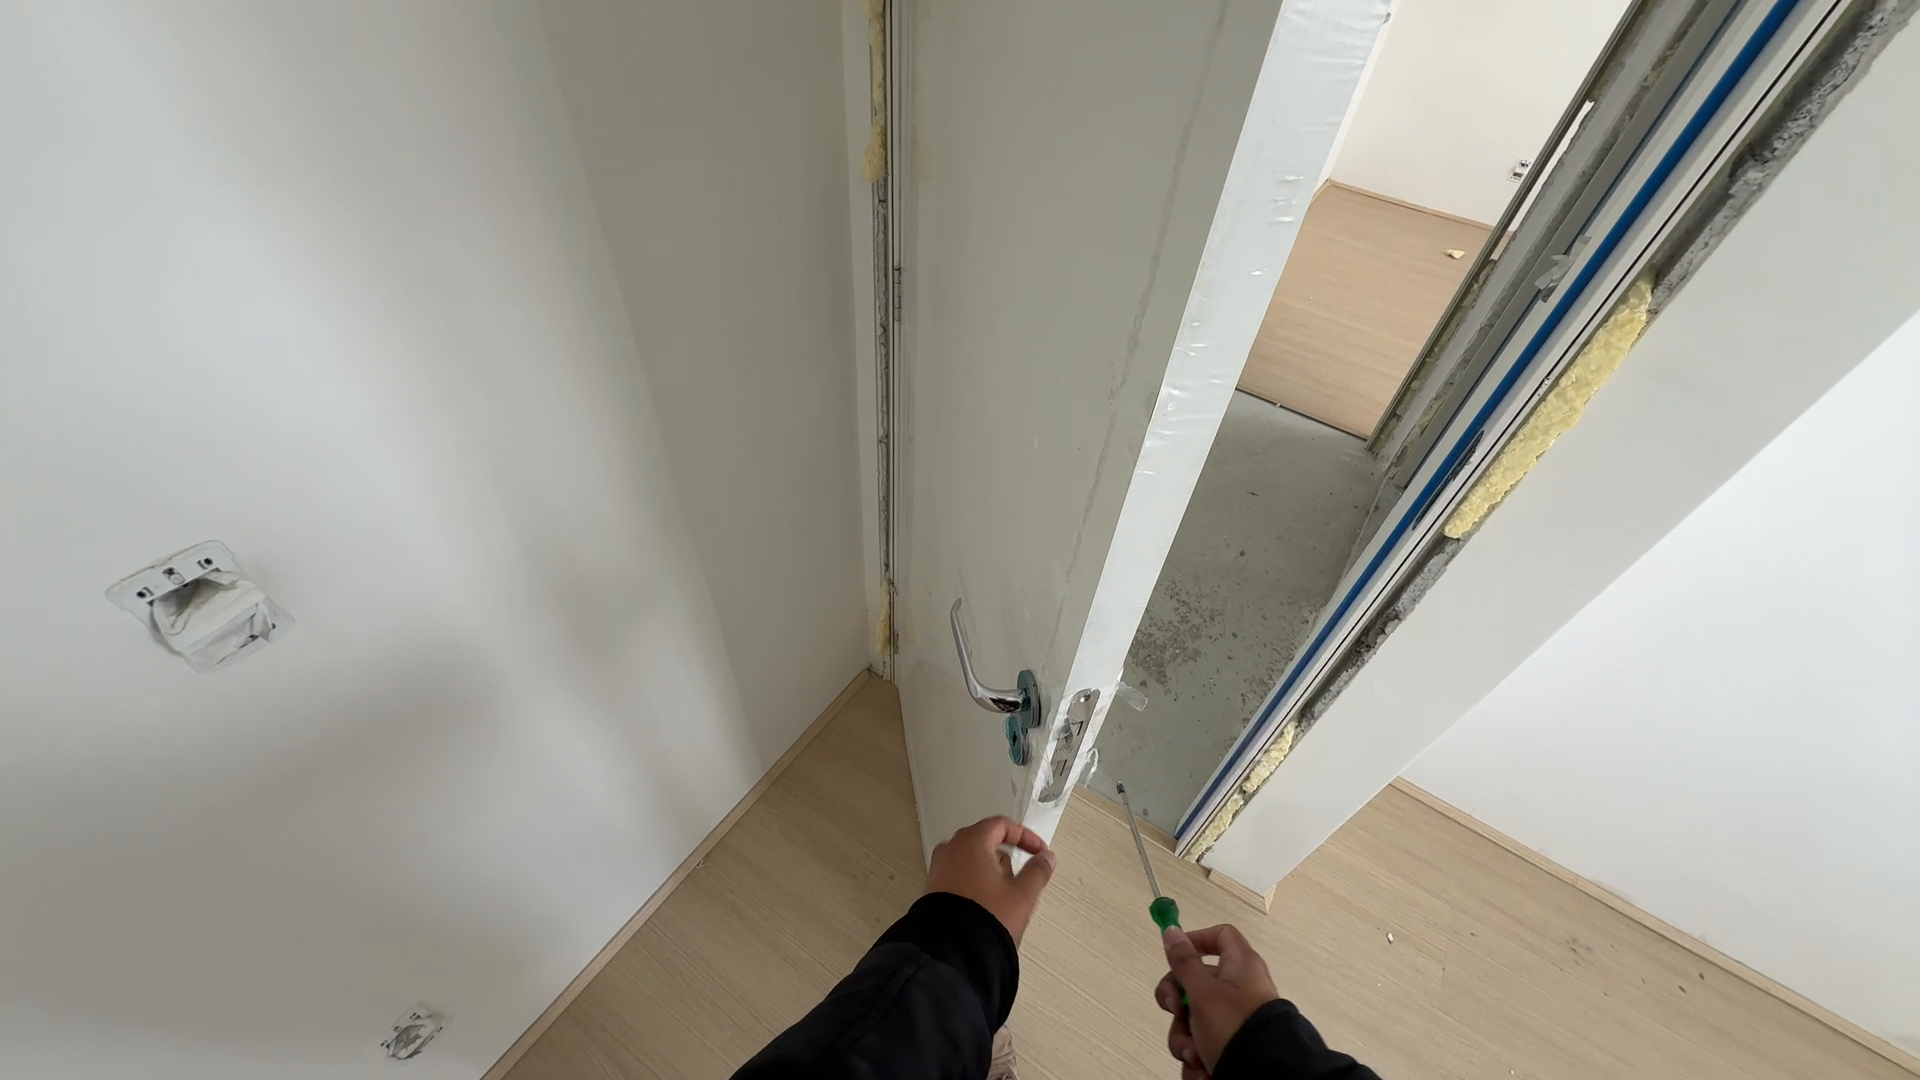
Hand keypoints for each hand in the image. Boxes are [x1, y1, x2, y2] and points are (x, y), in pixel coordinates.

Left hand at [925, 816, 1056, 943]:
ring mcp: (939, 868)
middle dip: (1007, 858)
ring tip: (1003, 899)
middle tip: (1020, 879)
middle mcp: (951, 849)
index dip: (1025, 837)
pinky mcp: (933, 889)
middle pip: (986, 841)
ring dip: (991, 873)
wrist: (953, 953)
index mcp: (972, 841)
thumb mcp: (1022, 894)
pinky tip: (985, 906)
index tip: (1038, 852)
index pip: (1002, 826)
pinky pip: (960, 876)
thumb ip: (1038, 871)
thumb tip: (1046, 858)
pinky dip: (975, 884)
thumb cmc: (985, 918)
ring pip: (973, 860)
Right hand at [1156, 924, 1279, 1074]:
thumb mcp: (1202, 992)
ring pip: (1195, 1018)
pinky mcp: (1235, 1048)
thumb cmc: (1234, 1027)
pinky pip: (1205, 1044)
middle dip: (1177, 1002)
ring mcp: (1237, 1021)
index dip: (1196, 941)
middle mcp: (1240, 990)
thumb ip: (1184, 962)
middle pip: (1196, 982)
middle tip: (1175, 1012)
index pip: (1219, 936)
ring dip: (1185, 1036)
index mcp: (1240, 966)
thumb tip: (1172, 931)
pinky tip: (1202, 1068)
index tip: (1175, 958)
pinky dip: (1198, 1056)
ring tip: (1193, 1054)